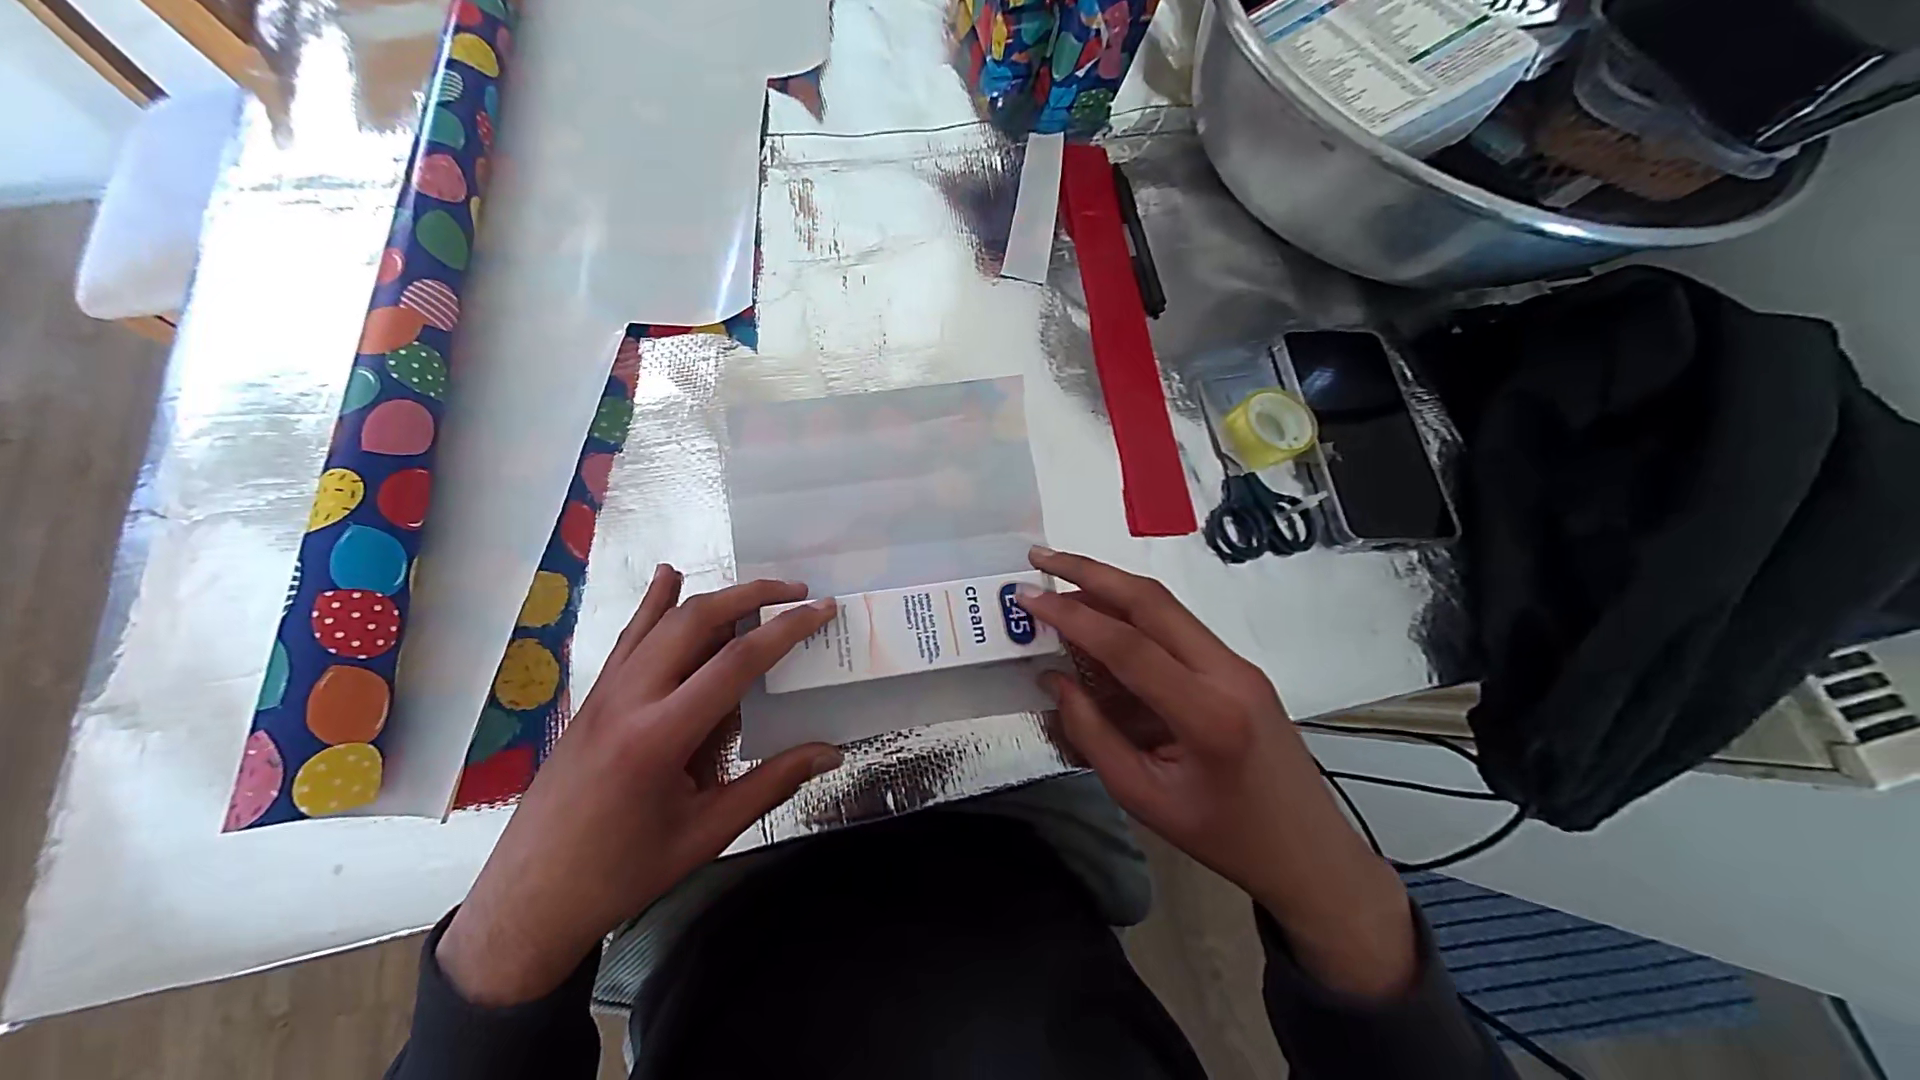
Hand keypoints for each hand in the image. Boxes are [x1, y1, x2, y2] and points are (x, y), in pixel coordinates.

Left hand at [436, 565, 843, 1006]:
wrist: (529, 899)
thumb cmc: (622, 873)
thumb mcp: (706, 835)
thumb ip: (771, 784)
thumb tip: (829, 753)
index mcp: (660, 736)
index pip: (736, 662)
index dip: (786, 630)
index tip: (822, 610)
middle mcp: (630, 699)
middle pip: (697, 621)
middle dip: (752, 596)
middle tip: (797, 593)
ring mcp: (605, 693)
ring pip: (662, 621)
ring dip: (713, 597)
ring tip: (757, 589)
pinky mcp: (593, 699)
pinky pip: (630, 639)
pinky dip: (654, 604)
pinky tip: (668, 576)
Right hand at [1019, 547, 1416, 1000]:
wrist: (1310, 854)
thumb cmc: (1224, 837)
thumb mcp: (1144, 798)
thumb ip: (1093, 735)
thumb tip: (1054, 680)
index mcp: (1207, 714)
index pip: (1129, 645)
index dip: (1072, 615)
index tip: (1029, 597)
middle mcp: (1228, 673)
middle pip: (1152, 601)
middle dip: (1091, 571)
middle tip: (1042, 556)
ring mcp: (1238, 665)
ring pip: (1167, 608)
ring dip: (1112, 588)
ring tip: (1061, 583)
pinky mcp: (1237, 668)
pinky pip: (1177, 629)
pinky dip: (1133, 616)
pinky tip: (1101, 622)